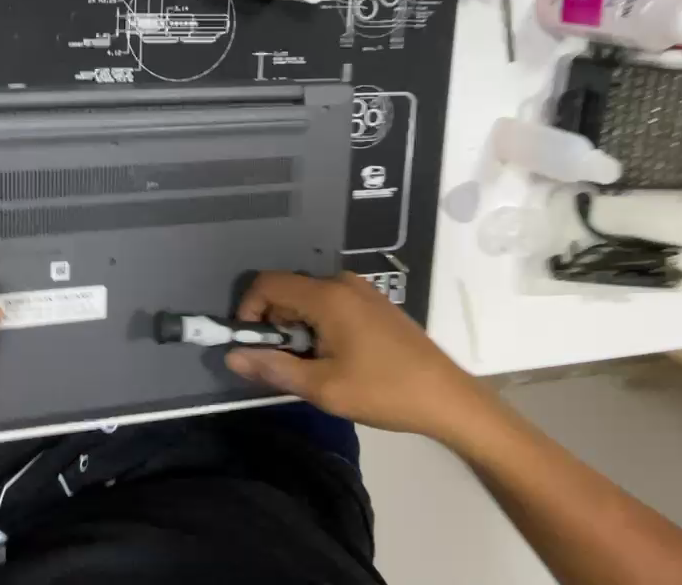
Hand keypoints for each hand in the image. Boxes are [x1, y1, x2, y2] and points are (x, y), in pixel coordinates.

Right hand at [224, 271, 488, 440]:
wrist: (449, 399)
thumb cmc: (384, 391)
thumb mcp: (324, 388)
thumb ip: (274, 368)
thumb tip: (232, 355)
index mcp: (327, 296)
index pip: (268, 284)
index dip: (248, 310)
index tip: (251, 345)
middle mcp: (341, 282)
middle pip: (288, 290)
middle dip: (274, 323)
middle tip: (284, 363)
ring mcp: (361, 290)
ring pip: (309, 298)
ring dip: (297, 327)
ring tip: (313, 366)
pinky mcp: (375, 303)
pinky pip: (331, 303)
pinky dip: (319, 325)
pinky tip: (337, 358)